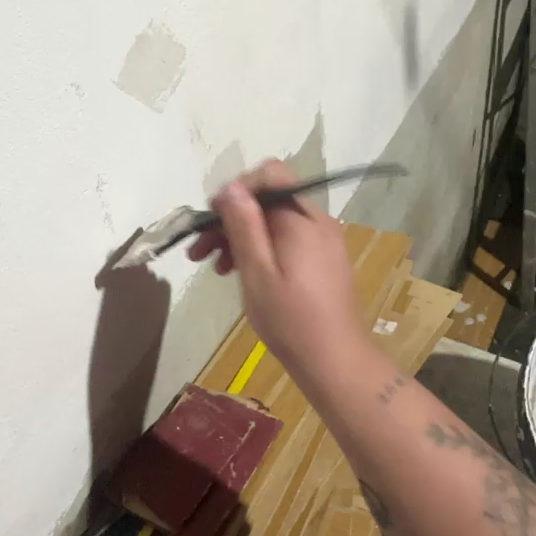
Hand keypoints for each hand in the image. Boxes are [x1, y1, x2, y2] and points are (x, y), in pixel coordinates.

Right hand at [187, 160, 370, 376]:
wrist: (335, 360)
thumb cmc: (291, 319)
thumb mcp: (257, 271)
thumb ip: (244, 225)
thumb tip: (230, 185)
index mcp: (302, 219)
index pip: (269, 175)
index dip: (236, 190)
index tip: (210, 220)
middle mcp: (317, 221)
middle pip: (268, 200)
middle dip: (232, 218)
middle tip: (200, 251)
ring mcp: (323, 240)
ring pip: (275, 221)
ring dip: (242, 236)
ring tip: (216, 268)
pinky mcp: (323, 259)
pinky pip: (287, 239)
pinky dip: (262, 248)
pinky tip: (242, 273)